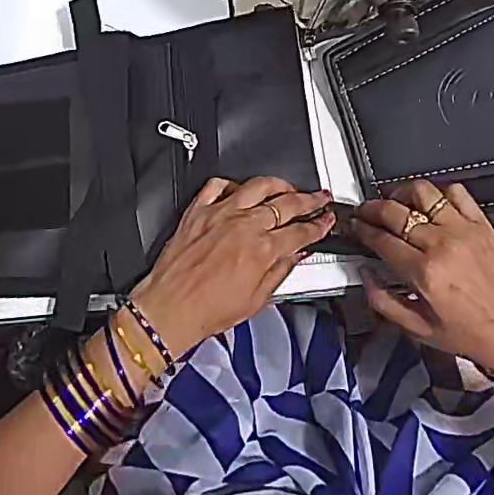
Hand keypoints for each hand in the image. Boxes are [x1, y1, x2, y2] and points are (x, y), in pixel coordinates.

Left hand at [131, 176, 333, 354]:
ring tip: (287, 187)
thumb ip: (280, 272)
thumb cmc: (205, 310)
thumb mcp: (256, 300)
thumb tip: (294, 256)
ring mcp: (220, 214)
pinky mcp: (198, 211)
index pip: (300, 231)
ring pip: (258, 185)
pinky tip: (240, 188)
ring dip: (279, 184)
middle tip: (319, 198)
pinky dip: (232, 183)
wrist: (168, 310)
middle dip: (310, 199)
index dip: (318, 225)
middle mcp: (243, 226)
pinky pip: (217, 185)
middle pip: (287, 203)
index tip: (325, 221)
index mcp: (261, 250)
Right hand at [352, 181, 493, 372]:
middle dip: (372, 208)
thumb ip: (383, 301)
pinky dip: (438, 191)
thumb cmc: (472, 332)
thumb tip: (366, 276)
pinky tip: (429, 200)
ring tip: (393, 199)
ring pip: (422, 193)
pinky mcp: (481, 224)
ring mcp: (463, 230)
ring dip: (401, 192)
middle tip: (366, 212)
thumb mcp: (417, 329)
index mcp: (425, 273)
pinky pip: (456, 192)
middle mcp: (443, 246)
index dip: (363, 230)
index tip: (357, 228)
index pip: (382, 238)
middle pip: (395, 211)